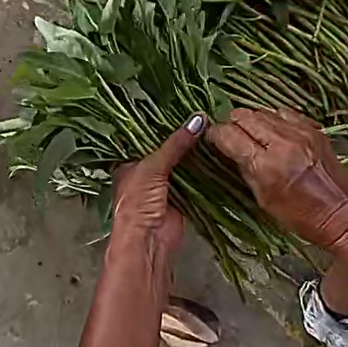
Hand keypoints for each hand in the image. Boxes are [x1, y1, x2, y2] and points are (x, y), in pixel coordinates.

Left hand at [109, 113, 205, 261]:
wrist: (148, 240)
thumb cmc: (137, 203)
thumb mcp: (153, 166)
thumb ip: (175, 143)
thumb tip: (199, 119)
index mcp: (129, 162)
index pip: (147, 137)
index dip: (163, 123)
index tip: (184, 106)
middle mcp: (146, 173)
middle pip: (168, 150)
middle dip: (183, 137)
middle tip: (204, 115)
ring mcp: (164, 186)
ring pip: (182, 163)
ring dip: (196, 152)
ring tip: (214, 128)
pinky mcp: (182, 197)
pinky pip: (195, 179)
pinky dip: (205, 169)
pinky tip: (217, 153)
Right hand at [205, 108, 347, 250]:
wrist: (341, 214)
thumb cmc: (299, 216)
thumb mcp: (263, 198)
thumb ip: (245, 169)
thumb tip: (229, 148)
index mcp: (267, 165)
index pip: (230, 135)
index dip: (216, 134)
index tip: (211, 137)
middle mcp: (283, 143)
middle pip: (246, 117)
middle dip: (233, 123)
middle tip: (230, 134)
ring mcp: (301, 133)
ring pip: (264, 111)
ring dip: (253, 119)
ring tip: (250, 132)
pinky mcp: (314, 130)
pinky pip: (285, 114)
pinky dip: (274, 119)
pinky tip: (273, 130)